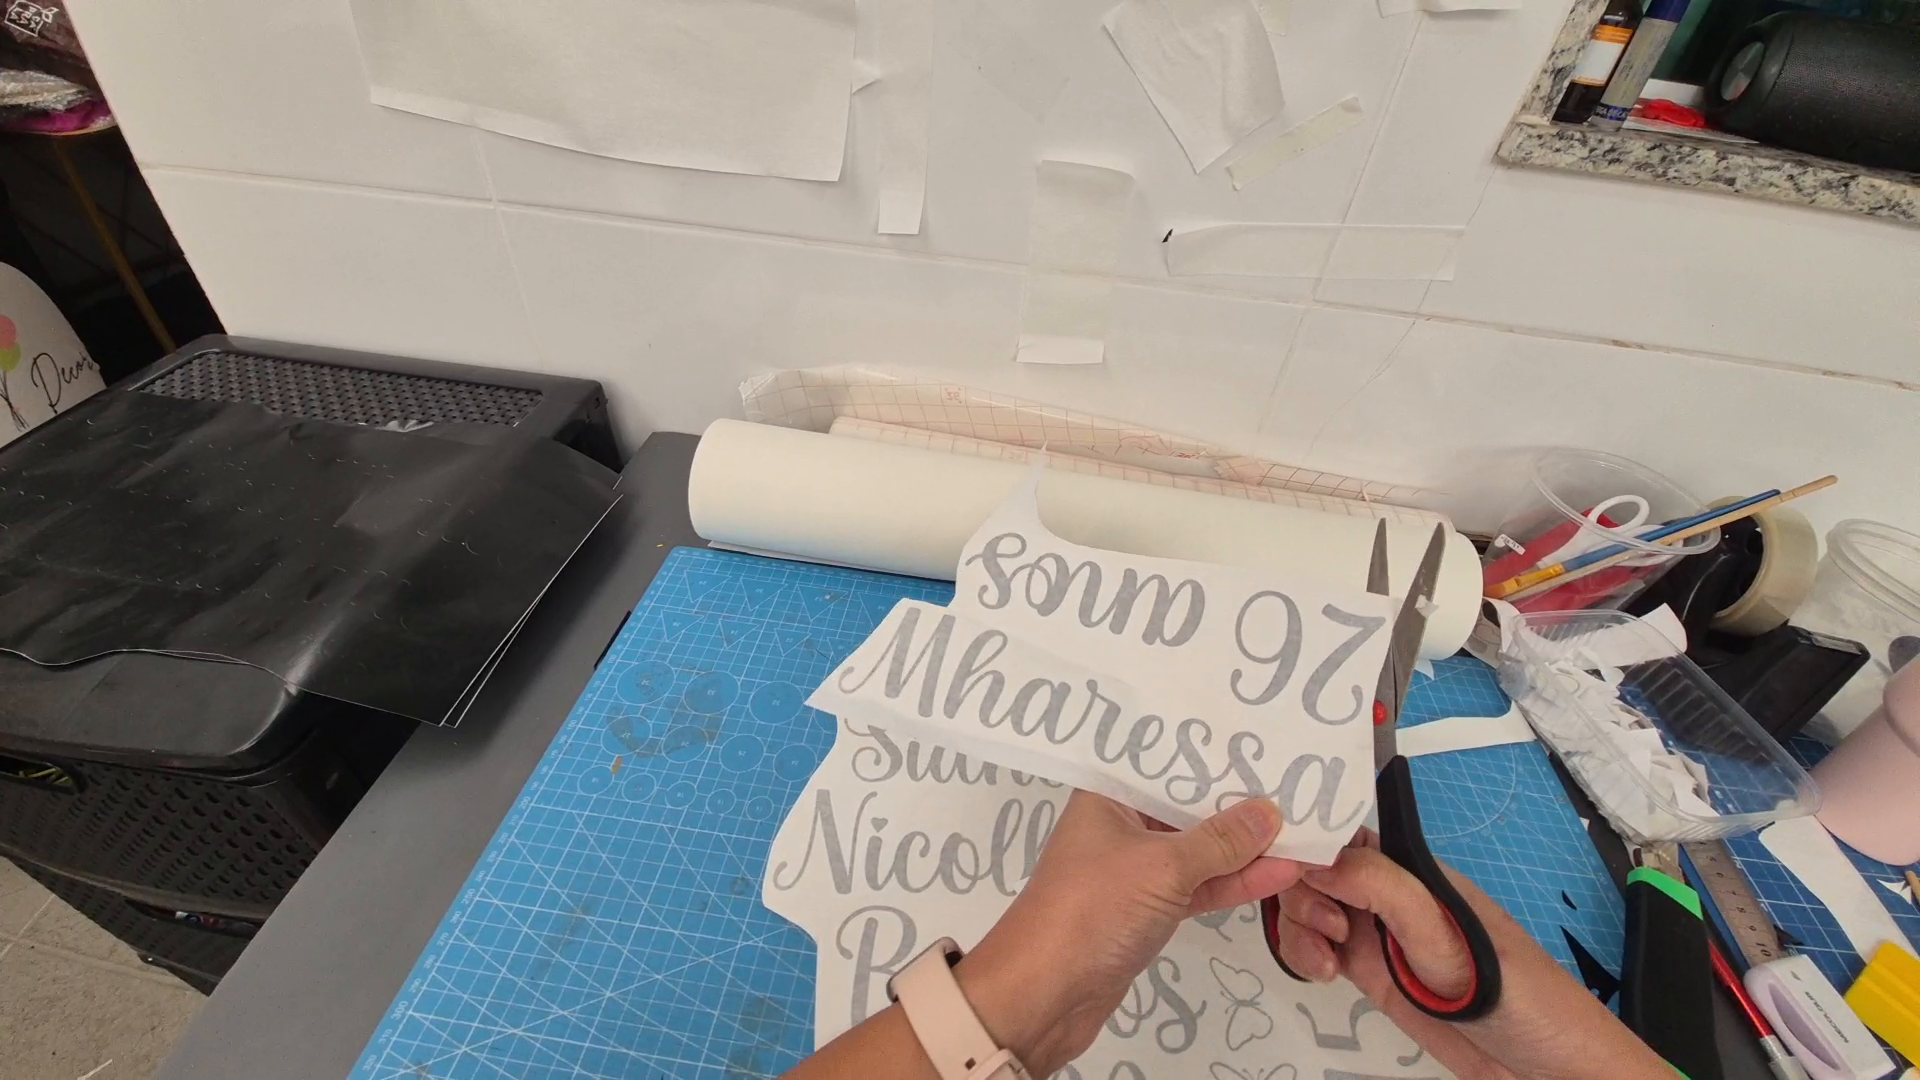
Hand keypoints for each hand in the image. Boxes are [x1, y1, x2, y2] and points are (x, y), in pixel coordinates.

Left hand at [956, 791, 1303, 1076]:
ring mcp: (1134, 867)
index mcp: (1106, 794)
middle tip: (1291, 786)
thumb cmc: (1092, 907)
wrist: (1048, 991)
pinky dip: (1232, 881)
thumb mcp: (1162, 865)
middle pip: (1183, 805)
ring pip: (1196, 849)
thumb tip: (1267, 812)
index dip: (1209, 757)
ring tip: (1300, 832)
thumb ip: (1218, 840)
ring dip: (1243, 848)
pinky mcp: (1147, 907)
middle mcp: (1119, 822)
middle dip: (1234, 803)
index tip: (1257, 747)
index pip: (1164, 764)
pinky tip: (1277, 872)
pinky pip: (1197, 885)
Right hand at [1270, 830, 1670, 1079]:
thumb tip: (1310, 859)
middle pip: (1308, 866)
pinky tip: (1323, 971)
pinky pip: (1312, 944)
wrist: (1549, 1076)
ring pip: (1304, 904)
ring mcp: (1370, 928)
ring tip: (1326, 958)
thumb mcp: (1445, 931)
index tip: (1286, 866)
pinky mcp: (1364, 966)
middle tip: (1329, 927)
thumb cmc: (1516, 993)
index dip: (1303, 840)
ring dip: (1299, 925)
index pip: (1336, 831)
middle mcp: (1380, 889)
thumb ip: (1378, 886)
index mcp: (1403, 865)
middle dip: (1301, 891)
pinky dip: (1303, 953)